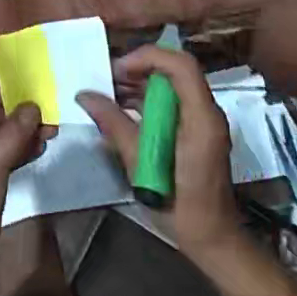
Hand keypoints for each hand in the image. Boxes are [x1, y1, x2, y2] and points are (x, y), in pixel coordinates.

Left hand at [0, 84, 46, 264]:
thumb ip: (13, 133)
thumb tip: (33, 105)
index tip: (29, 93)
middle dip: (19, 113)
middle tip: (50, 114)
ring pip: (1, 134)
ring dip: (24, 131)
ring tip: (52, 130)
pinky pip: (5, 152)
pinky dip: (21, 148)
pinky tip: (41, 147)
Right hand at [77, 46, 241, 254]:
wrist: (212, 238)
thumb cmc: (180, 203)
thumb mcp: (141, 164)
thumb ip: (114, 125)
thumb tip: (84, 96)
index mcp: (200, 117)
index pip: (180, 65)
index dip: (146, 58)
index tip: (115, 70)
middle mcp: (205, 113)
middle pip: (172, 72)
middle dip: (135, 70)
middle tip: (101, 82)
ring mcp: (200, 123)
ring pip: (168, 87)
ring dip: (135, 85)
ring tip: (103, 95)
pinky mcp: (192, 134)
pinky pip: (167, 105)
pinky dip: (142, 102)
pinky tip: (117, 112)